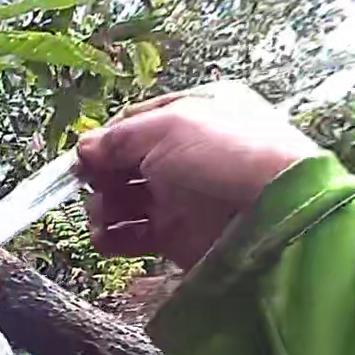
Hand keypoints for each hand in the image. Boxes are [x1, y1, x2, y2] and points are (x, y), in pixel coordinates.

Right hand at [75, 82, 320, 269]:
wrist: (270, 216)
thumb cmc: (226, 156)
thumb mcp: (171, 126)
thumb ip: (119, 137)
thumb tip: (83, 148)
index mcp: (193, 116)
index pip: (132, 126)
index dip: (103, 143)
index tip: (83, 160)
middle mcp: (184, 155)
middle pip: (120, 166)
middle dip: (101, 178)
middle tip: (101, 186)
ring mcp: (177, 196)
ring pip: (119, 201)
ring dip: (102, 209)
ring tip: (107, 214)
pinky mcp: (172, 233)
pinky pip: (127, 235)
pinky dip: (110, 238)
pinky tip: (106, 237)